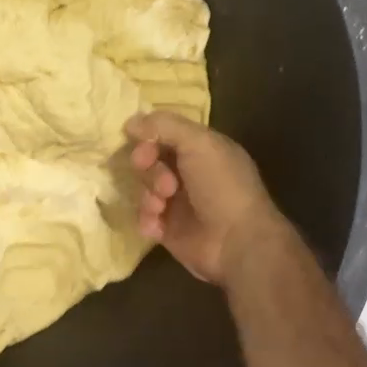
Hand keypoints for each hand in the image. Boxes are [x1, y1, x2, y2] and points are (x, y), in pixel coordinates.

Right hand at [125, 111, 290, 287]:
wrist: (237, 243)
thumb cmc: (222, 186)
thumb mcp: (198, 142)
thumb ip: (163, 125)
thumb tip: (130, 123)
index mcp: (201, 149)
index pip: (164, 133)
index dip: (149, 137)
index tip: (144, 146)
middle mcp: (188, 172)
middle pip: (149, 159)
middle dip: (149, 168)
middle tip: (163, 183)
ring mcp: (177, 201)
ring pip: (144, 186)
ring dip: (148, 194)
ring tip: (161, 206)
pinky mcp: (169, 229)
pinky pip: (144, 215)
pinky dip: (146, 218)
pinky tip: (156, 225)